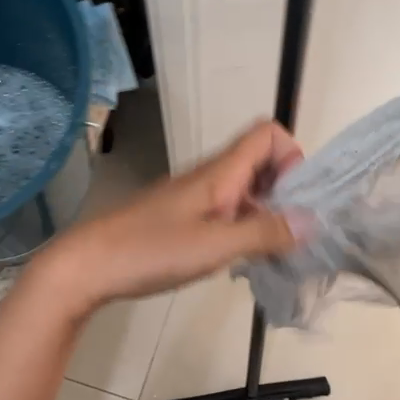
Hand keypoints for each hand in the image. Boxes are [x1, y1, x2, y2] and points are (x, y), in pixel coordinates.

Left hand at [30, 121, 305, 312]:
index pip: (268, 134)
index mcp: (219, 173)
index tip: (297, 200)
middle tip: (288, 236)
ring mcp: (192, 199)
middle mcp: (208, 178)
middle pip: (260, 164)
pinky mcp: (179, 220)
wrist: (88, 265)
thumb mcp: (215, 245)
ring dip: (263, 216)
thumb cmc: (150, 250)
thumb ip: (264, 232)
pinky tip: (235, 260)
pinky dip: (239, 230)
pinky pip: (223, 214)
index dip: (292, 157)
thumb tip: (311, 222)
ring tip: (268, 254)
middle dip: (284, 193)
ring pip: (242, 192)